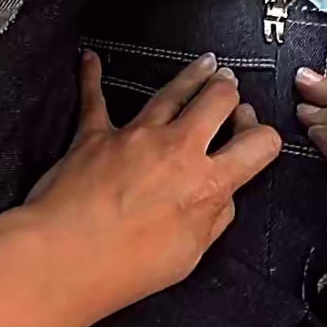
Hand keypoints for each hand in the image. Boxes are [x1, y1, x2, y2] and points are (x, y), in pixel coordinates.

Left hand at [13, 50, 281, 316]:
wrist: (62, 259)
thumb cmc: (121, 267)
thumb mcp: (188, 256)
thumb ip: (213, 220)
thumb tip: (223, 198)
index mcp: (206, 183)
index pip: (258, 144)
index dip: (264, 136)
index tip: (256, 136)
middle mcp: (176, 149)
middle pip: (217, 99)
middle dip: (229, 90)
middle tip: (230, 88)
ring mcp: (136, 136)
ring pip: (173, 91)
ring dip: (194, 75)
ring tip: (206, 64)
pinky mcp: (96, 135)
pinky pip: (94, 98)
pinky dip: (91, 76)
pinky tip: (90, 59)